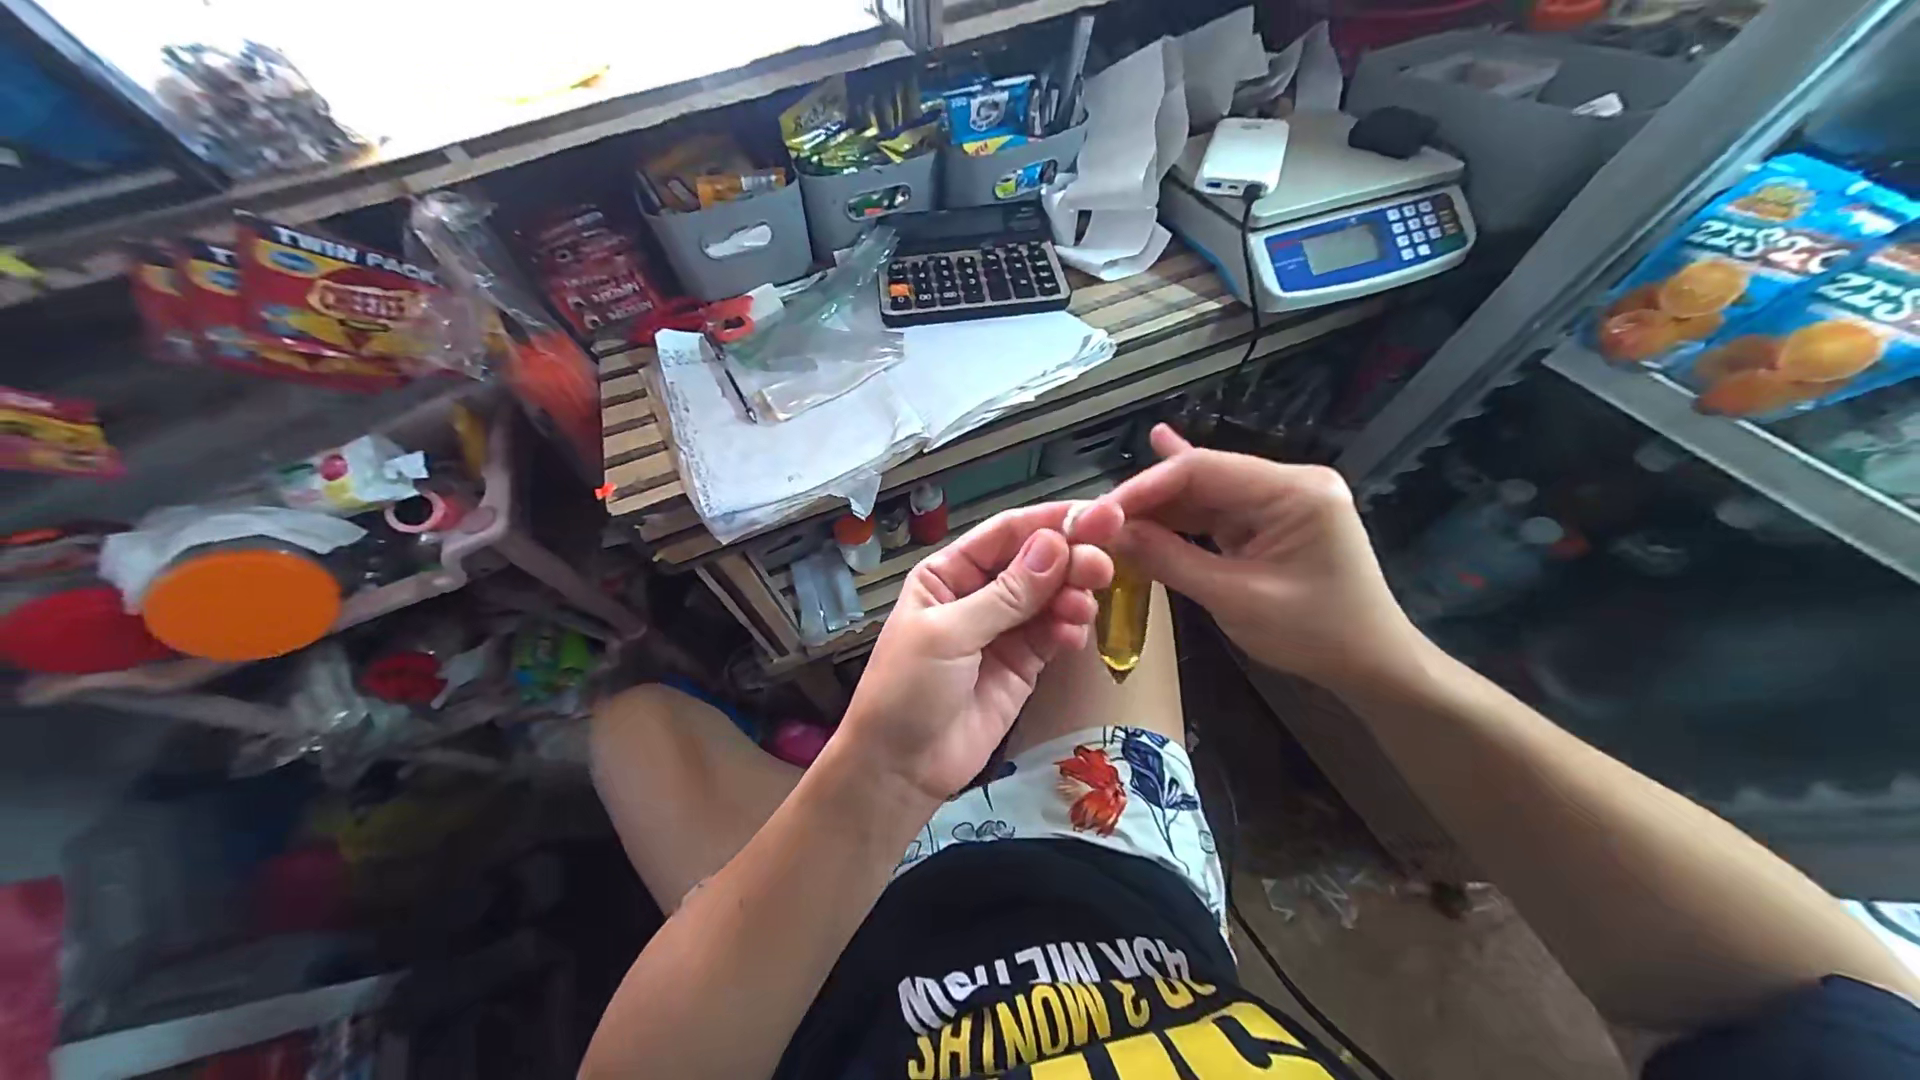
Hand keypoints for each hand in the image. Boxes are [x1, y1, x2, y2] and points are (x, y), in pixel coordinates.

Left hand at [837, 501, 1119, 804]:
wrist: (901, 767)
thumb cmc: (906, 690)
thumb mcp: (948, 634)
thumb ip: (1005, 594)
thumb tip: (1054, 545)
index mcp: (948, 572)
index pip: (1006, 533)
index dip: (1050, 522)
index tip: (1096, 516)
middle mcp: (979, 592)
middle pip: (1035, 561)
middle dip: (1070, 557)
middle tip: (1101, 565)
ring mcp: (1004, 628)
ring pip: (1051, 595)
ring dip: (1074, 593)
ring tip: (1083, 605)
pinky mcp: (1024, 662)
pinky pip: (1055, 631)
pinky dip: (1070, 626)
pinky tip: (1074, 632)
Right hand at [1099, 424, 1421, 689]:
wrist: (1371, 664)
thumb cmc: (1314, 635)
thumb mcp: (1235, 598)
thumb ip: (1170, 560)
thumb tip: (1112, 534)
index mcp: (1294, 491)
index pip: (1203, 469)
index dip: (1145, 487)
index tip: (1100, 512)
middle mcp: (1288, 482)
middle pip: (1201, 477)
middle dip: (1147, 499)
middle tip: (1097, 521)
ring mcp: (1279, 500)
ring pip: (1203, 494)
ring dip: (1159, 510)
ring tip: (1109, 521)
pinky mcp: (1270, 520)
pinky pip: (1216, 512)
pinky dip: (1181, 516)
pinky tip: (1148, 489)